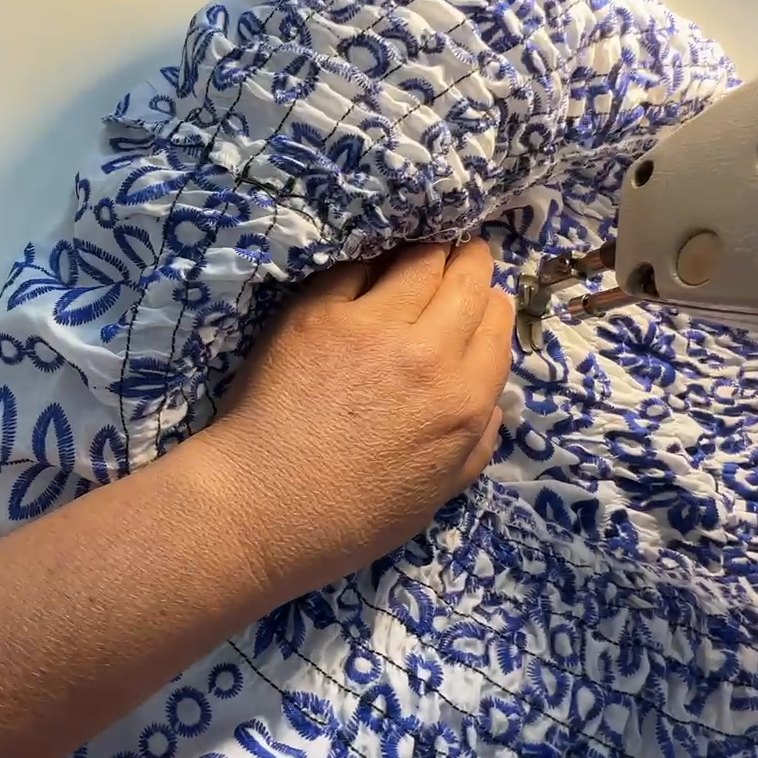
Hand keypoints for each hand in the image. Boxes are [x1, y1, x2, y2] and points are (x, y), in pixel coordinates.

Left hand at [196, 242, 512, 592]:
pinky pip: (353, 267)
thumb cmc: (351, 515)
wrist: (264, 502)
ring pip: (415, 262)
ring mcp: (368, 326)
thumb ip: (476, 442)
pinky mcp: (316, 312)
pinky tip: (368, 258)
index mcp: (464, 401)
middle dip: (469, 258)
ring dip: (426, 248)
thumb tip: (490, 399)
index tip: (480, 292)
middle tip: (463, 247)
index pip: (494, 323)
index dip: (489, 302)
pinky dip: (368, 260)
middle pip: (462, 282)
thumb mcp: (438, 493)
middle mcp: (426, 353)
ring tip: (425, 242)